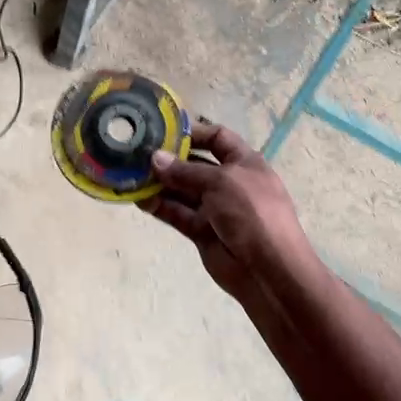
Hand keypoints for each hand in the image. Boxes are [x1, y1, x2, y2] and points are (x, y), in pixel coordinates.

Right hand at [139, 122, 314, 299]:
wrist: (269, 271)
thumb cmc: (252, 213)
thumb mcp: (221, 182)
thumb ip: (186, 171)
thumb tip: (155, 158)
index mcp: (244, 163)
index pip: (217, 138)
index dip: (193, 131)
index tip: (162, 129)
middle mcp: (228, 182)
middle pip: (195, 163)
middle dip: (169, 158)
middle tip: (137, 151)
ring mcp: (214, 208)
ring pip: (181, 190)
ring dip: (159, 182)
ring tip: (131, 173)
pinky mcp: (201, 231)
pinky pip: (177, 213)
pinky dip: (159, 206)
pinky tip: (138, 198)